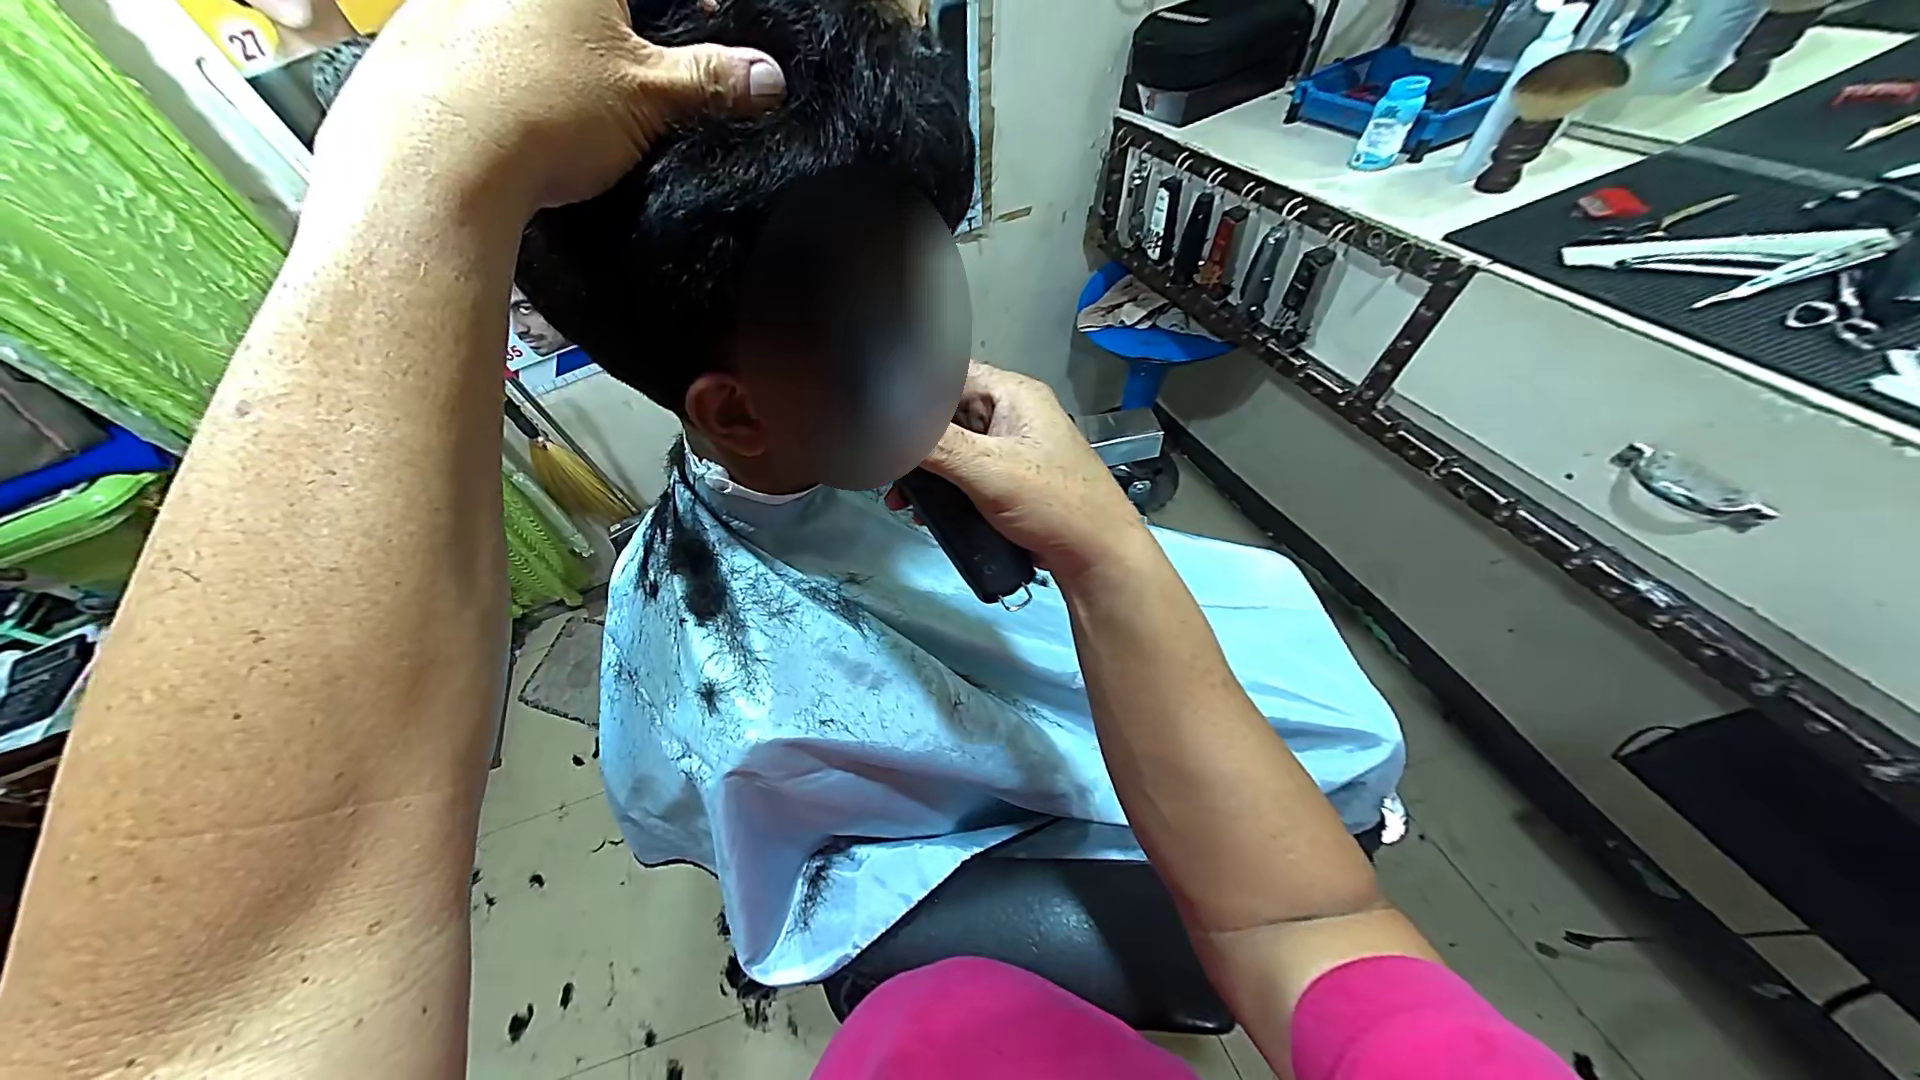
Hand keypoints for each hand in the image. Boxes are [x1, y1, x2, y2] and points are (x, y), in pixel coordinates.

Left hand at [315, 0, 785, 212]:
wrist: (441, 153)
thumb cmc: (544, 105)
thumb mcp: (650, 95)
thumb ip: (713, 81)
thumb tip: (769, 76)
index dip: (694, 10)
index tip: (714, 34)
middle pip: (604, 6)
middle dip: (639, 35)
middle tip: (657, 84)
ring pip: (554, 22)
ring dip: (585, 52)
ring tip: (600, 106)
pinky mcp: (437, 29)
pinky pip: (508, 39)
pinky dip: (541, 67)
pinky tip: (551, 112)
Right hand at [901, 362, 1152, 582]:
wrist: (1094, 557)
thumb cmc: (1055, 505)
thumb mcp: (988, 470)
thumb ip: (936, 446)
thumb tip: (888, 428)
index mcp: (1014, 394)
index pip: (951, 375)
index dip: (914, 393)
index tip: (882, 418)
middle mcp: (1012, 415)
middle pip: (947, 414)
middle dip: (914, 443)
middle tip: (888, 469)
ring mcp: (1010, 449)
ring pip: (953, 448)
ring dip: (926, 471)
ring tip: (903, 497)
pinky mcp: (1007, 480)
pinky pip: (964, 474)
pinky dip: (943, 489)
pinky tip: (926, 510)